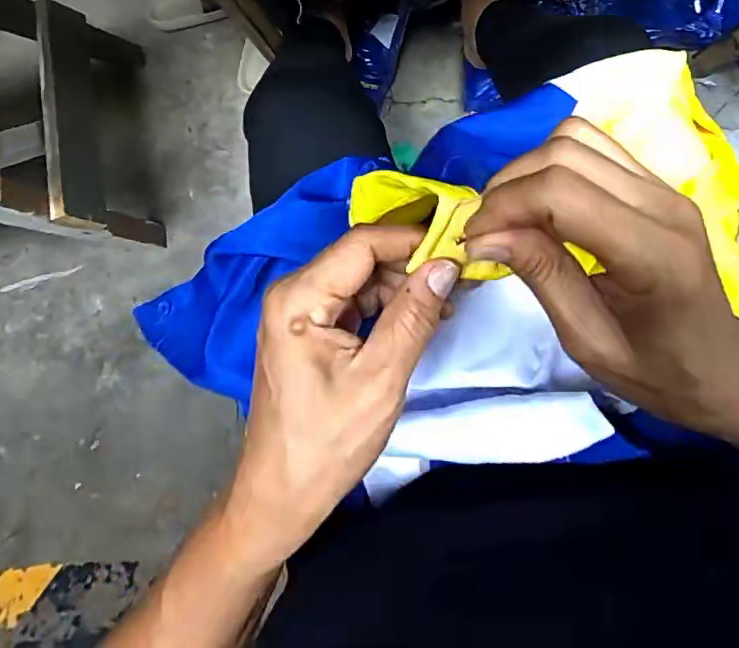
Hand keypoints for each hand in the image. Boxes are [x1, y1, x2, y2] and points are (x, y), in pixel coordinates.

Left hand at [226, 226, 456, 561]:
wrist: (280, 498)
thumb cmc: (326, 444)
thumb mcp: (380, 378)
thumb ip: (414, 315)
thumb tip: (447, 264)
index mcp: (299, 297)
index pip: (364, 242)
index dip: (414, 240)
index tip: (458, 250)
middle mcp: (294, 290)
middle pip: (364, 254)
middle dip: (413, 262)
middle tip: (459, 277)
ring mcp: (301, 307)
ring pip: (364, 273)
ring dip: (406, 283)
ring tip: (445, 302)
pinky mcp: (312, 324)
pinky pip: (358, 297)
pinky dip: (391, 301)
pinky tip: (421, 315)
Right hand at [462, 118, 738, 438]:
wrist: (727, 370)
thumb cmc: (663, 374)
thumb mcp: (590, 342)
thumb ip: (542, 276)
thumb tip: (485, 234)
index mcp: (653, 253)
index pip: (561, 193)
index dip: (505, 206)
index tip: (473, 240)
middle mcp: (663, 204)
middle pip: (566, 152)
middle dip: (510, 184)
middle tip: (487, 230)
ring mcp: (665, 188)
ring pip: (579, 137)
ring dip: (531, 168)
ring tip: (512, 214)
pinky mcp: (659, 185)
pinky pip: (597, 149)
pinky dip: (556, 165)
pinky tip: (545, 204)